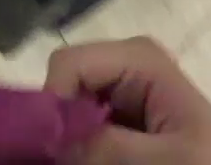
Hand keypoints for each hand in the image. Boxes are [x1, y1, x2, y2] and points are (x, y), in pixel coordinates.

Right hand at [46, 38, 210, 164]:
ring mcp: (124, 93)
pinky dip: (85, 152)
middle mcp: (124, 65)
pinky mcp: (125, 123)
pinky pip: (88, 130)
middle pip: (66, 88)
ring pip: (72, 113)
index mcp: (136, 56)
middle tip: (69, 163)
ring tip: (82, 164)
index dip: (53, 106)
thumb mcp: (163, 161)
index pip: (67, 64)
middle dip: (61, 128)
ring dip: (72, 145)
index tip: (54, 152)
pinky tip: (94, 163)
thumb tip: (47, 143)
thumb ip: (104, 148)